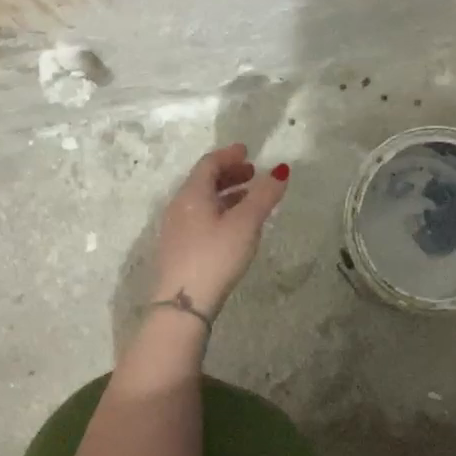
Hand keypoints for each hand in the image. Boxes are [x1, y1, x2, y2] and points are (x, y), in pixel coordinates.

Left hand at [151, 144, 288, 316]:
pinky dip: (219, 211)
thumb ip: (264, 195)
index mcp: (192, 194)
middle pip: (203, 181)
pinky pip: (199, 218)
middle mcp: (179, 207)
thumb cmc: (215, 256)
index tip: (247, 151)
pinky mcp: (178, 250)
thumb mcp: (246, 223)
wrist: (182, 305)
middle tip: (252, 173)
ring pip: (202, 201)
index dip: (229, 154)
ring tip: (248, 199)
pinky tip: (233, 226)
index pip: (209, 163)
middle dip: (229, 174)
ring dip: (225, 194)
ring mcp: (175, 230)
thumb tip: (281, 170)